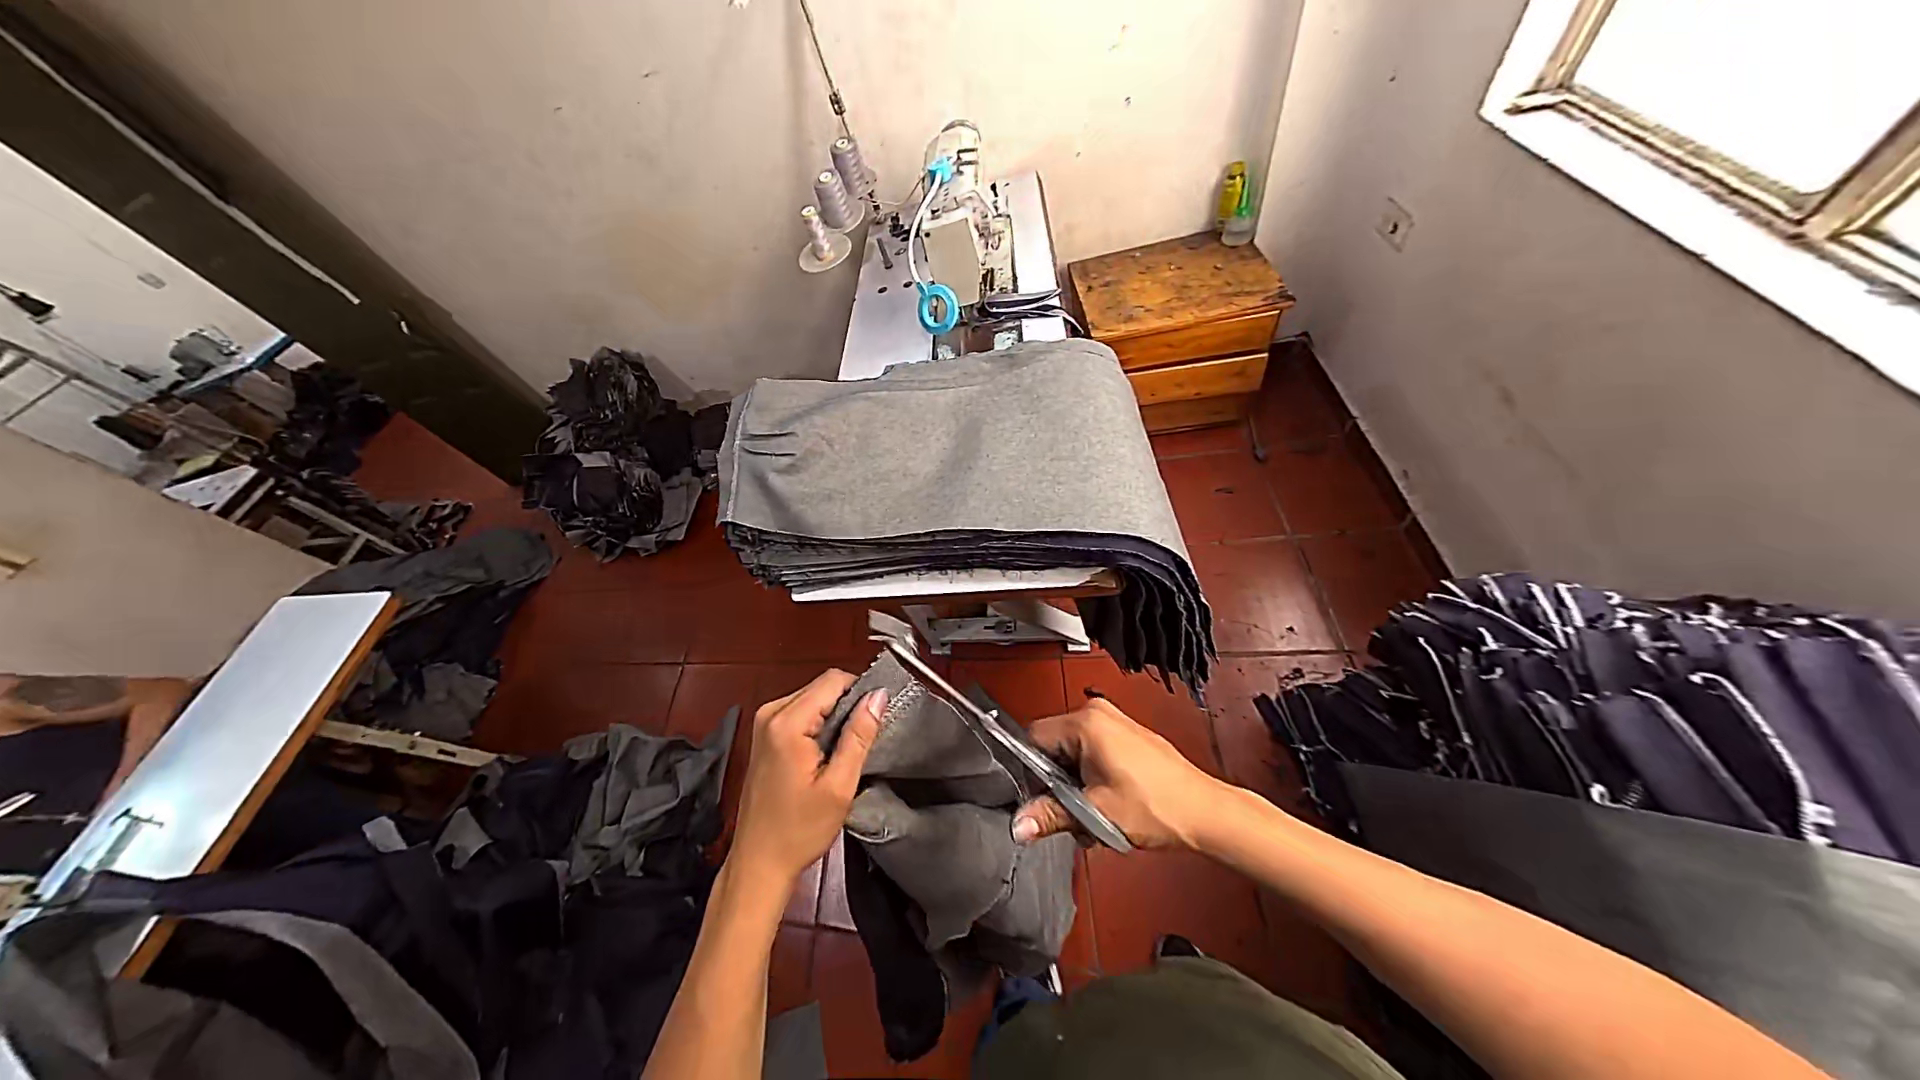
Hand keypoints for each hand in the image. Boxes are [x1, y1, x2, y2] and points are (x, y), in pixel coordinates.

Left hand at [730, 669, 887, 885]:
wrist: (759, 862)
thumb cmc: (798, 831)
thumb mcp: (839, 785)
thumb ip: (859, 735)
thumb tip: (878, 696)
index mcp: (786, 723)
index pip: (833, 680)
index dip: (861, 692)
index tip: (876, 719)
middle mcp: (770, 714)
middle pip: (822, 687)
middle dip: (848, 706)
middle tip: (861, 742)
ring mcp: (764, 723)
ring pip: (814, 698)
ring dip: (835, 717)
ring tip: (844, 753)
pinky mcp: (765, 735)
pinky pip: (801, 713)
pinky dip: (819, 726)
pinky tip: (826, 756)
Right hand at [1012, 697, 1234, 850]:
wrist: (1205, 812)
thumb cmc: (1163, 806)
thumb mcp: (1095, 813)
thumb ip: (1050, 815)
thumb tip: (1020, 823)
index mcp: (1086, 722)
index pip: (1032, 739)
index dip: (1032, 773)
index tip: (1041, 798)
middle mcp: (1098, 714)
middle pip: (1052, 747)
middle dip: (1058, 783)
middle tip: (1074, 809)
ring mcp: (1114, 724)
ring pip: (1071, 753)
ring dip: (1076, 785)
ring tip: (1096, 810)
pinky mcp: (1124, 737)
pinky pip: (1090, 753)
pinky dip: (1092, 779)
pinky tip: (1107, 804)